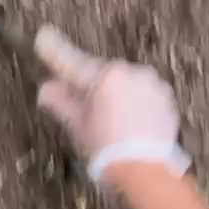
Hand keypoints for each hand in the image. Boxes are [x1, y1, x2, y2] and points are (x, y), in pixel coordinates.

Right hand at [33, 27, 189, 181]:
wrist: (148, 173)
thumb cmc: (108, 150)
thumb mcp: (79, 127)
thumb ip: (62, 102)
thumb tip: (46, 90)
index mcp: (106, 77)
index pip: (73, 63)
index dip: (55, 51)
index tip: (43, 36)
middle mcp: (131, 73)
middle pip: (101, 74)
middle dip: (88, 86)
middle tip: (79, 106)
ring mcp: (152, 85)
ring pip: (122, 84)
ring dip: (111, 95)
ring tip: (107, 122)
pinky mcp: (166, 98)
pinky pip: (141, 94)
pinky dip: (130, 103)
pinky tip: (125, 123)